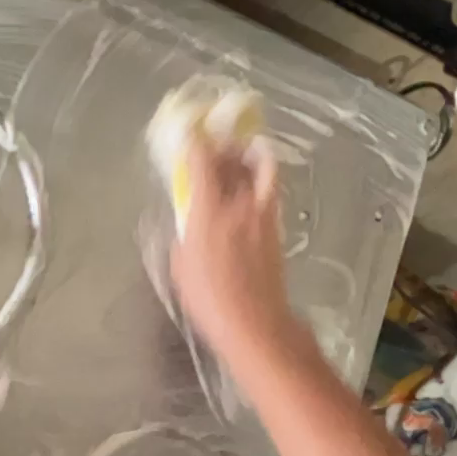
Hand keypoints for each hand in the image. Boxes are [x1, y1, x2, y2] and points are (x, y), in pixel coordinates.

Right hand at [171, 136, 305, 360]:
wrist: (254, 322)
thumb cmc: (208, 299)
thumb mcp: (180, 267)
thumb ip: (183, 237)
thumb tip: (187, 225)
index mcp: (209, 211)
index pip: (202, 162)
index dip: (195, 142)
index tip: (190, 132)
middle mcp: (238, 204)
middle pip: (235, 159)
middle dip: (225, 143)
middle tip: (218, 137)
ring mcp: (261, 215)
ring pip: (261, 171)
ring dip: (251, 155)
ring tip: (245, 149)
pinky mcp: (276, 229)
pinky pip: (270, 192)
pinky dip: (263, 178)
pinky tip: (256, 182)